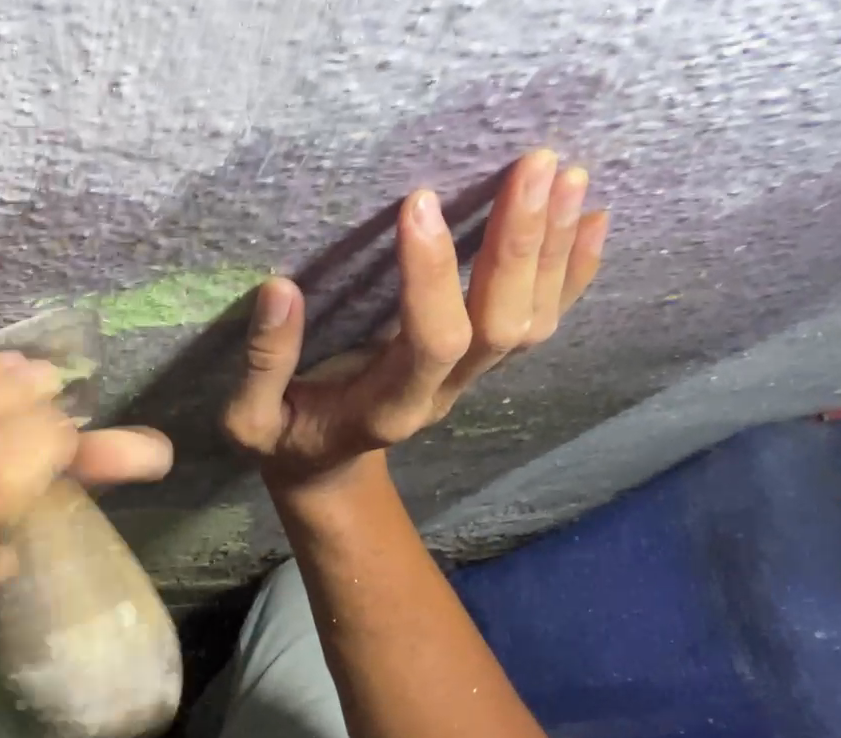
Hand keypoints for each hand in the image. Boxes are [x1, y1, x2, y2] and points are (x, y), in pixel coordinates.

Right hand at [224, 149, 608, 496]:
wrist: (322, 467)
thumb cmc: (281, 440)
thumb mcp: (248, 419)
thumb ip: (263, 364)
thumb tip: (280, 289)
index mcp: (386, 409)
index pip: (432, 340)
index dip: (432, 275)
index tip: (418, 203)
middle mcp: (441, 395)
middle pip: (503, 325)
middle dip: (519, 246)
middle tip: (531, 167)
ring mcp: (466, 382)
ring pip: (532, 321)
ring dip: (551, 248)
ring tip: (563, 174)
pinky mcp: (474, 367)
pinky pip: (540, 323)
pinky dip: (572, 272)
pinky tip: (591, 219)